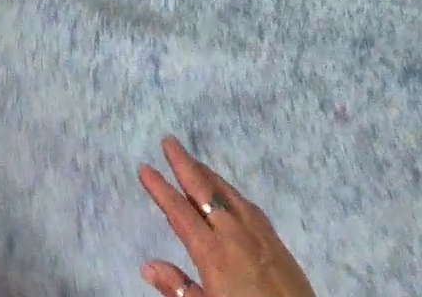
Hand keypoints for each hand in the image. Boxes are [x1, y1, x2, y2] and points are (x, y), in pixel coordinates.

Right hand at [138, 136, 317, 296]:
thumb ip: (178, 289)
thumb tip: (148, 265)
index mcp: (213, 253)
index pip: (180, 212)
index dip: (160, 188)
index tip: (144, 168)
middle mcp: (235, 235)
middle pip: (205, 190)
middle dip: (184, 164)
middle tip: (169, 141)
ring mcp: (259, 235)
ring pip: (229, 193)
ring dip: (208, 174)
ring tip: (193, 160)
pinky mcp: (277, 242)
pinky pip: (249, 206)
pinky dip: (232, 191)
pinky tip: (229, 192)